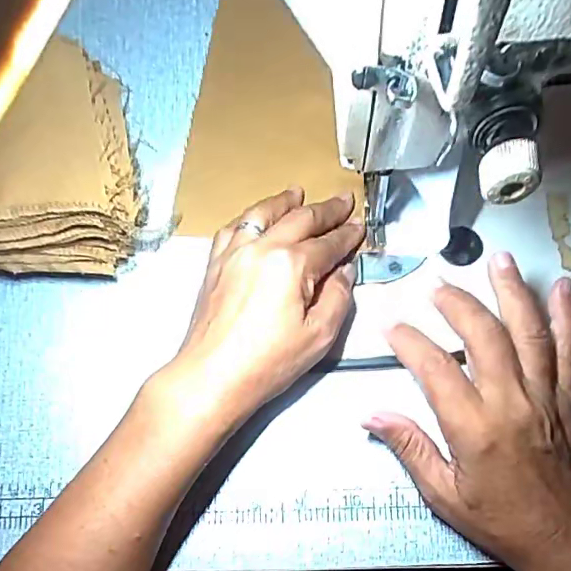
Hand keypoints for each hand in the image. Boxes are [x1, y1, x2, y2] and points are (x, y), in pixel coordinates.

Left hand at [152, 187, 362, 431]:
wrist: (211, 376)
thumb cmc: (265, 364)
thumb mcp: (319, 336)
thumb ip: (337, 297)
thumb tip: (342, 272)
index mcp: (291, 263)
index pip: (328, 242)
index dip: (347, 235)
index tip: (359, 228)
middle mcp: (261, 248)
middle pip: (299, 219)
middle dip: (325, 210)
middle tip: (342, 202)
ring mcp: (233, 254)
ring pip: (261, 214)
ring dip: (284, 202)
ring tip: (297, 193)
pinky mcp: (215, 266)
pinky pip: (233, 228)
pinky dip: (250, 217)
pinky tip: (255, 218)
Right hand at [365, 252, 570, 570]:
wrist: (567, 539)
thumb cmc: (499, 521)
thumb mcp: (443, 495)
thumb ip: (410, 448)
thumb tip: (371, 416)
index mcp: (474, 428)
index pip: (436, 368)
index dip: (410, 342)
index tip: (391, 327)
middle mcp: (511, 402)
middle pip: (484, 336)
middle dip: (458, 304)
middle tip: (437, 286)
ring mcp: (546, 396)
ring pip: (529, 332)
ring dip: (513, 292)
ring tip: (499, 260)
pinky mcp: (570, 398)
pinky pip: (570, 349)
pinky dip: (566, 316)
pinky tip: (563, 287)